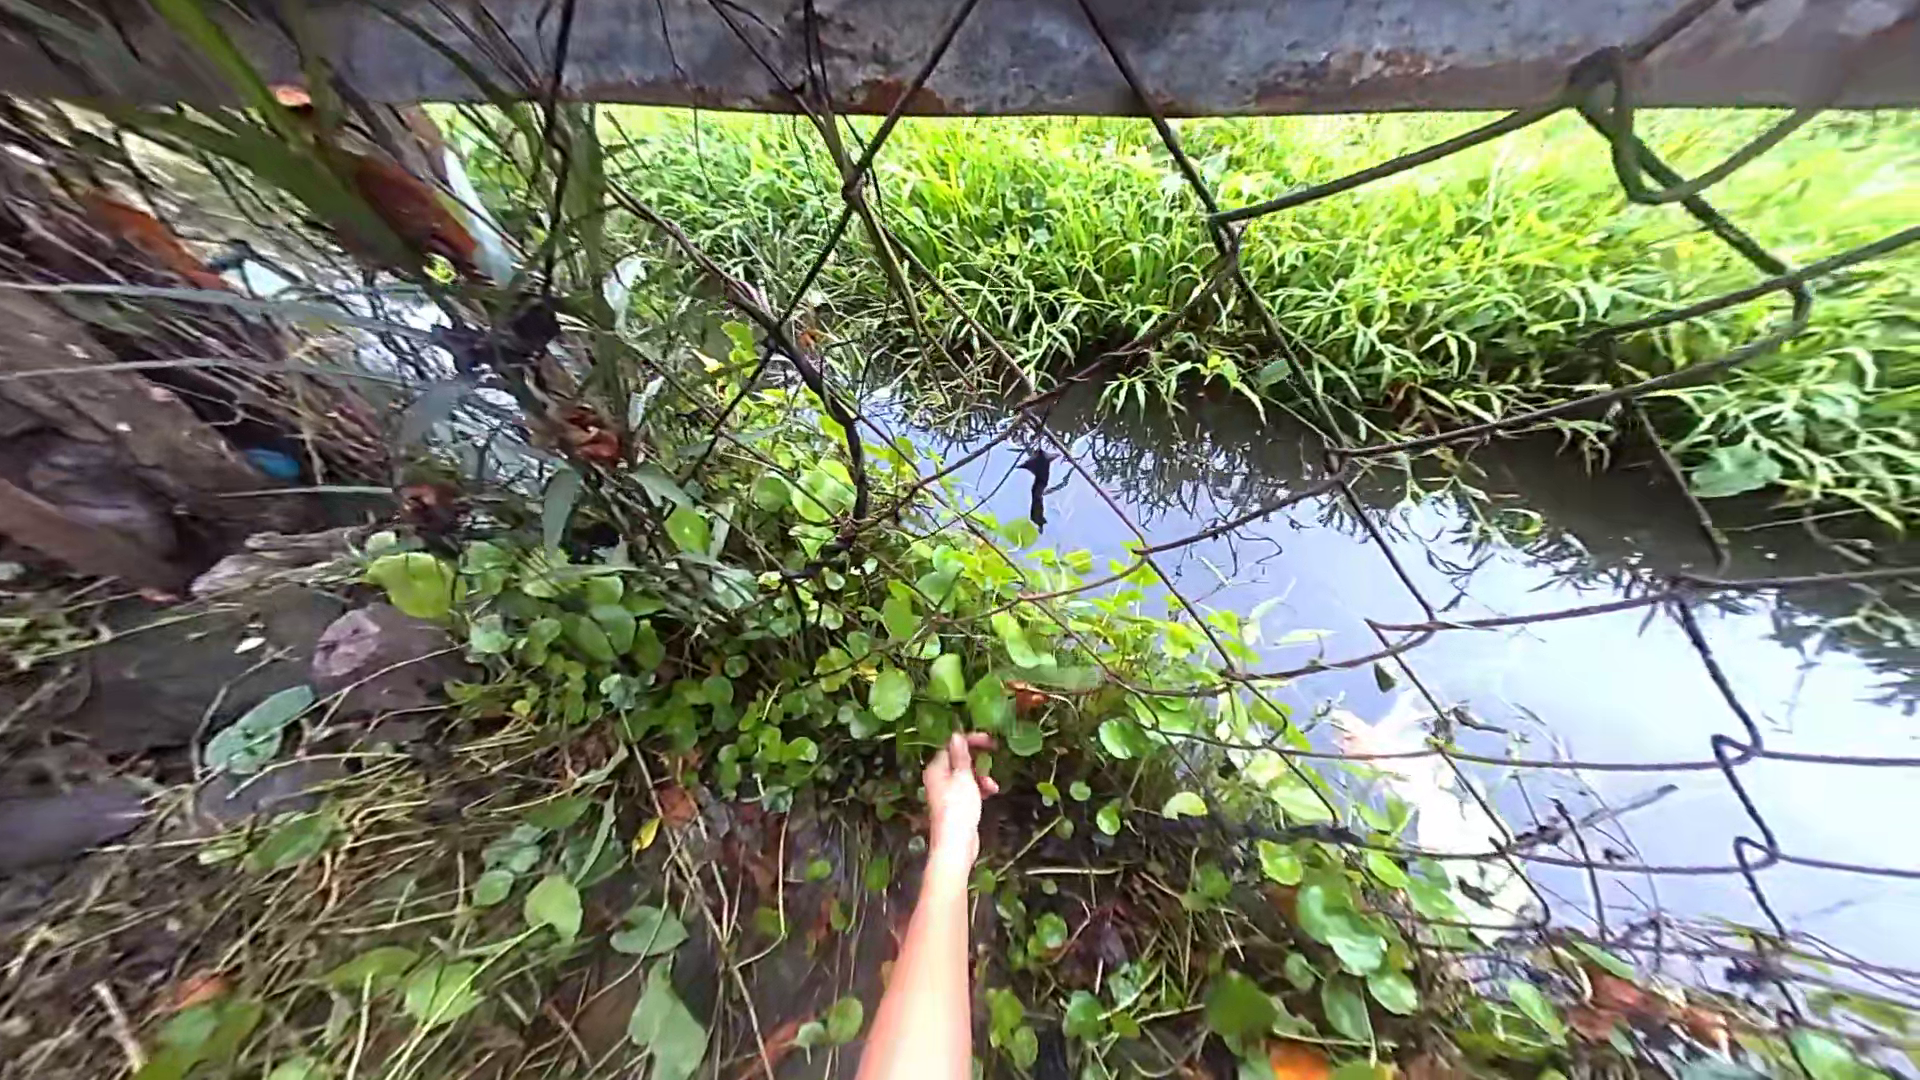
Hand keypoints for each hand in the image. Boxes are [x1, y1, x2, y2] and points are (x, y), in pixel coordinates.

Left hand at [922, 732, 998, 868]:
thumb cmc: (958, 808)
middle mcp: (939, 778)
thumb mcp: (963, 777)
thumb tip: (956, 735)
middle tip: (994, 753)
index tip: (989, 740)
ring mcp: (947, 792)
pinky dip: (979, 788)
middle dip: (978, 759)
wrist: (956, 845)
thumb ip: (961, 756)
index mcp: (936, 768)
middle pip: (958, 760)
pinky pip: (968, 789)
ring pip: (966, 775)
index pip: (952, 746)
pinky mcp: (955, 804)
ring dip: (981, 776)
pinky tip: (990, 793)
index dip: (970, 741)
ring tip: (992, 785)